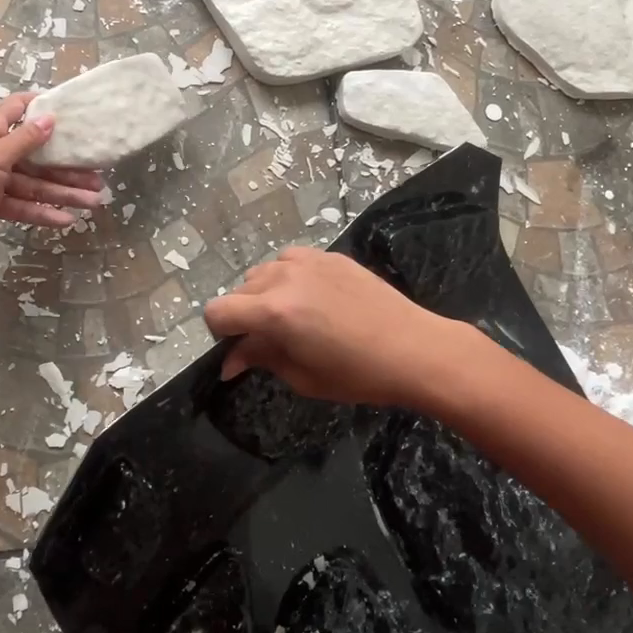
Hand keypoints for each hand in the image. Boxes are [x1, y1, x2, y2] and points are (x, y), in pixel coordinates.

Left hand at [0, 94, 105, 249]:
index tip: (73, 111)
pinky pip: (22, 206)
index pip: (21, 109)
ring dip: (63, 193)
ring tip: (93, 202)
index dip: (44, 107)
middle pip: (38, 156)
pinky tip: (66, 221)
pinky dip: (42, 213)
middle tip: (99, 177)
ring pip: (35, 184)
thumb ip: (25, 140)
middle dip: (68, 167)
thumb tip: (51, 117)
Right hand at [204, 248, 484, 407]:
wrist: (414, 349)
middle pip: (239, 290)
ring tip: (293, 318)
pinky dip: (289, 278)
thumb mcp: (302, 376)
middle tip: (267, 341)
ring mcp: (307, 261)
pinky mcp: (329, 255)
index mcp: (273, 312)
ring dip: (265, 294)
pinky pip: (291, 261)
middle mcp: (283, 277)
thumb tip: (230, 360)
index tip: (238, 350)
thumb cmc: (357, 374)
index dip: (220, 333)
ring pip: (264, 272)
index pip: (217, 311)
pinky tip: (313, 299)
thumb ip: (260, 358)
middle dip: (244, 316)